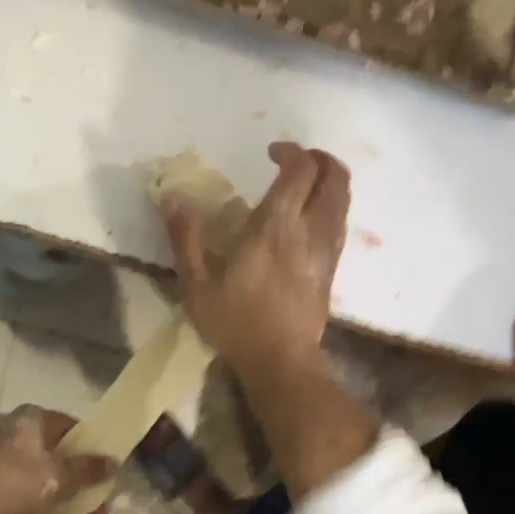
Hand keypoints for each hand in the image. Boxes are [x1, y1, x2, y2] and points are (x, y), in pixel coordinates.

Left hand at [0, 407, 117, 513]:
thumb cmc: (15, 484)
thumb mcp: (59, 478)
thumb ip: (89, 470)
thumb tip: (114, 461)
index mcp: (33, 419)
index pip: (72, 426)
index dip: (92, 447)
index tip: (106, 469)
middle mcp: (16, 431)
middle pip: (59, 454)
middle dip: (82, 481)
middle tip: (99, 504)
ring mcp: (2, 457)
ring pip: (44, 476)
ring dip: (66, 497)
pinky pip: (26, 490)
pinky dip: (44, 504)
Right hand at [164, 143, 351, 378]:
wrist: (280, 361)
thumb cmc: (235, 323)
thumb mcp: (197, 284)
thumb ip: (186, 238)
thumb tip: (171, 197)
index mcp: (275, 227)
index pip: (301, 170)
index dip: (291, 151)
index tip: (271, 152)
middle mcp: (309, 230)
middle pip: (334, 176)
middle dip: (319, 159)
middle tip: (294, 161)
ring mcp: (326, 250)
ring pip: (343, 199)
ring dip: (329, 181)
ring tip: (305, 185)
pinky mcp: (331, 269)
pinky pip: (339, 223)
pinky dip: (330, 207)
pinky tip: (309, 220)